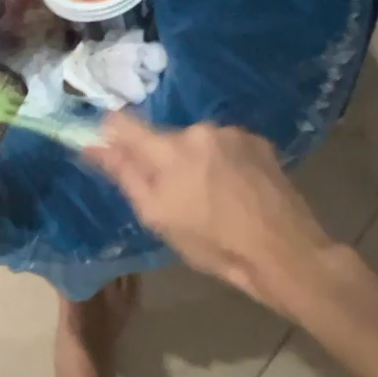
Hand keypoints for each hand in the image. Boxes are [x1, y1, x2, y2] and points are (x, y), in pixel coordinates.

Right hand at [84, 112, 344, 315]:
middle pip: (163, 137)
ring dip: (194, 161)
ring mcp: (233, 134)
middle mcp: (199, 130)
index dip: (110, 134)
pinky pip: (224, 146)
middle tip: (174, 196)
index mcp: (169, 149)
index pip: (123, 123)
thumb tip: (91, 146)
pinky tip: (234, 190)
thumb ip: (124, 174)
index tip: (110, 152)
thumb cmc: (212, 243)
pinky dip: (221, 162)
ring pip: (196, 142)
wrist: (286, 253)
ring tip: (210, 196)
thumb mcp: (157, 216)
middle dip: (160, 159)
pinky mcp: (260, 143)